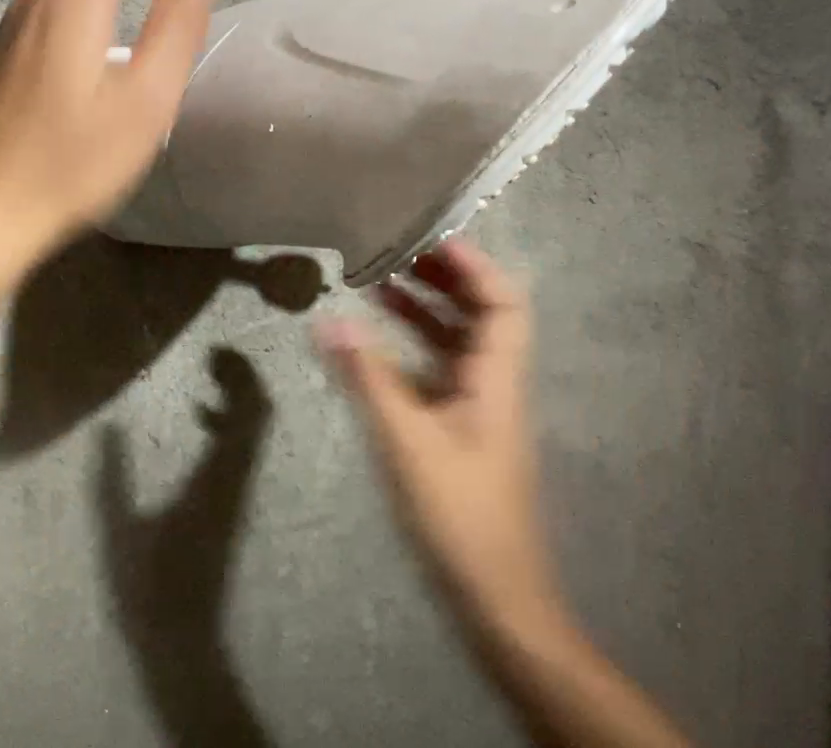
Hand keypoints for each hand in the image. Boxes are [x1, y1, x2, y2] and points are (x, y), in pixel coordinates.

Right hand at [314, 242, 560, 628]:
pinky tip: (375, 350)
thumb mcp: (405, 441)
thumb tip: (327, 318)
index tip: (427, 235)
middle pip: (481, 317)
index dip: (472, 265)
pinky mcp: (458, 435)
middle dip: (443, 280)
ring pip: (457, 346)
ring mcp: (477, 413)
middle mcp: (493, 388)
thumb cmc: (459, 514)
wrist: (496, 595)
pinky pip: (437, 375)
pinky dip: (410, 351)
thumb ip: (366, 377)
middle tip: (394, 252)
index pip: (503, 304)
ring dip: (425, 313)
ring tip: (379, 286)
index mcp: (496, 381)